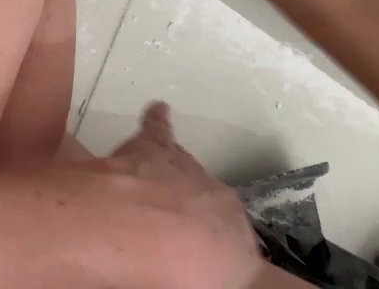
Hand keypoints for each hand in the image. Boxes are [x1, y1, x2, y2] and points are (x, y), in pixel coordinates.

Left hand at [73, 103, 267, 288]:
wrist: (136, 232)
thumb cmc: (171, 277)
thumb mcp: (202, 287)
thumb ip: (202, 277)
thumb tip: (191, 274)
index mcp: (242, 252)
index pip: (233, 256)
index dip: (206, 260)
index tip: (186, 266)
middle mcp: (224, 206)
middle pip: (210, 213)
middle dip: (191, 225)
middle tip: (163, 240)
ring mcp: (188, 172)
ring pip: (186, 175)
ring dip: (173, 185)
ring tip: (153, 200)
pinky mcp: (153, 147)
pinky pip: (159, 128)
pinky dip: (158, 119)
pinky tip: (160, 108)